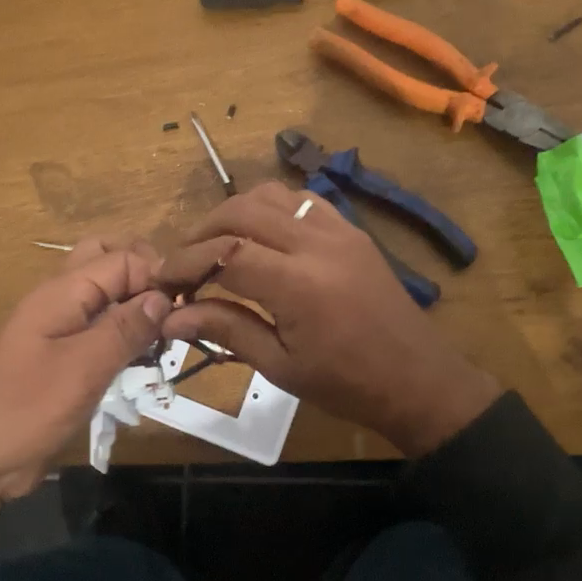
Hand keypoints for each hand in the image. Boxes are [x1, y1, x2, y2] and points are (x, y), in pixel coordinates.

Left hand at [0, 238, 171, 561]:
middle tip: (174, 318)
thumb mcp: (83, 367)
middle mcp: (62, 304)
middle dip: (147, 284)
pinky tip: (145, 371)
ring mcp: (61, 334)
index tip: (188, 308)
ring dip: (139, 318)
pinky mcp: (63, 366)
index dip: (158, 275)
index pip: (123, 257)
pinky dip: (126, 347)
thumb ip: (126, 328)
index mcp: (62, 292)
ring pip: (108, 305)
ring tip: (165, 348)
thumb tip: (163, 295)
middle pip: (110, 268)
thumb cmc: (23, 409)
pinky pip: (101, 341)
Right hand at [156, 182, 500, 456]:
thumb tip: (171, 316)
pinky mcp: (351, 230)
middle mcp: (317, 243)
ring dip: (233, 214)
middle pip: (240, 211)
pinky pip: (301, 200)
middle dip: (201, 233)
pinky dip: (269, 208)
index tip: (164, 282)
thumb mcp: (280, 366)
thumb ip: (225, 330)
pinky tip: (258, 236)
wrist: (417, 379)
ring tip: (214, 247)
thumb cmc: (346, 385)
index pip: (223, 252)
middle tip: (183, 266)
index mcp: (298, 284)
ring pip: (270, 195)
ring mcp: (338, 230)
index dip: (185, 262)